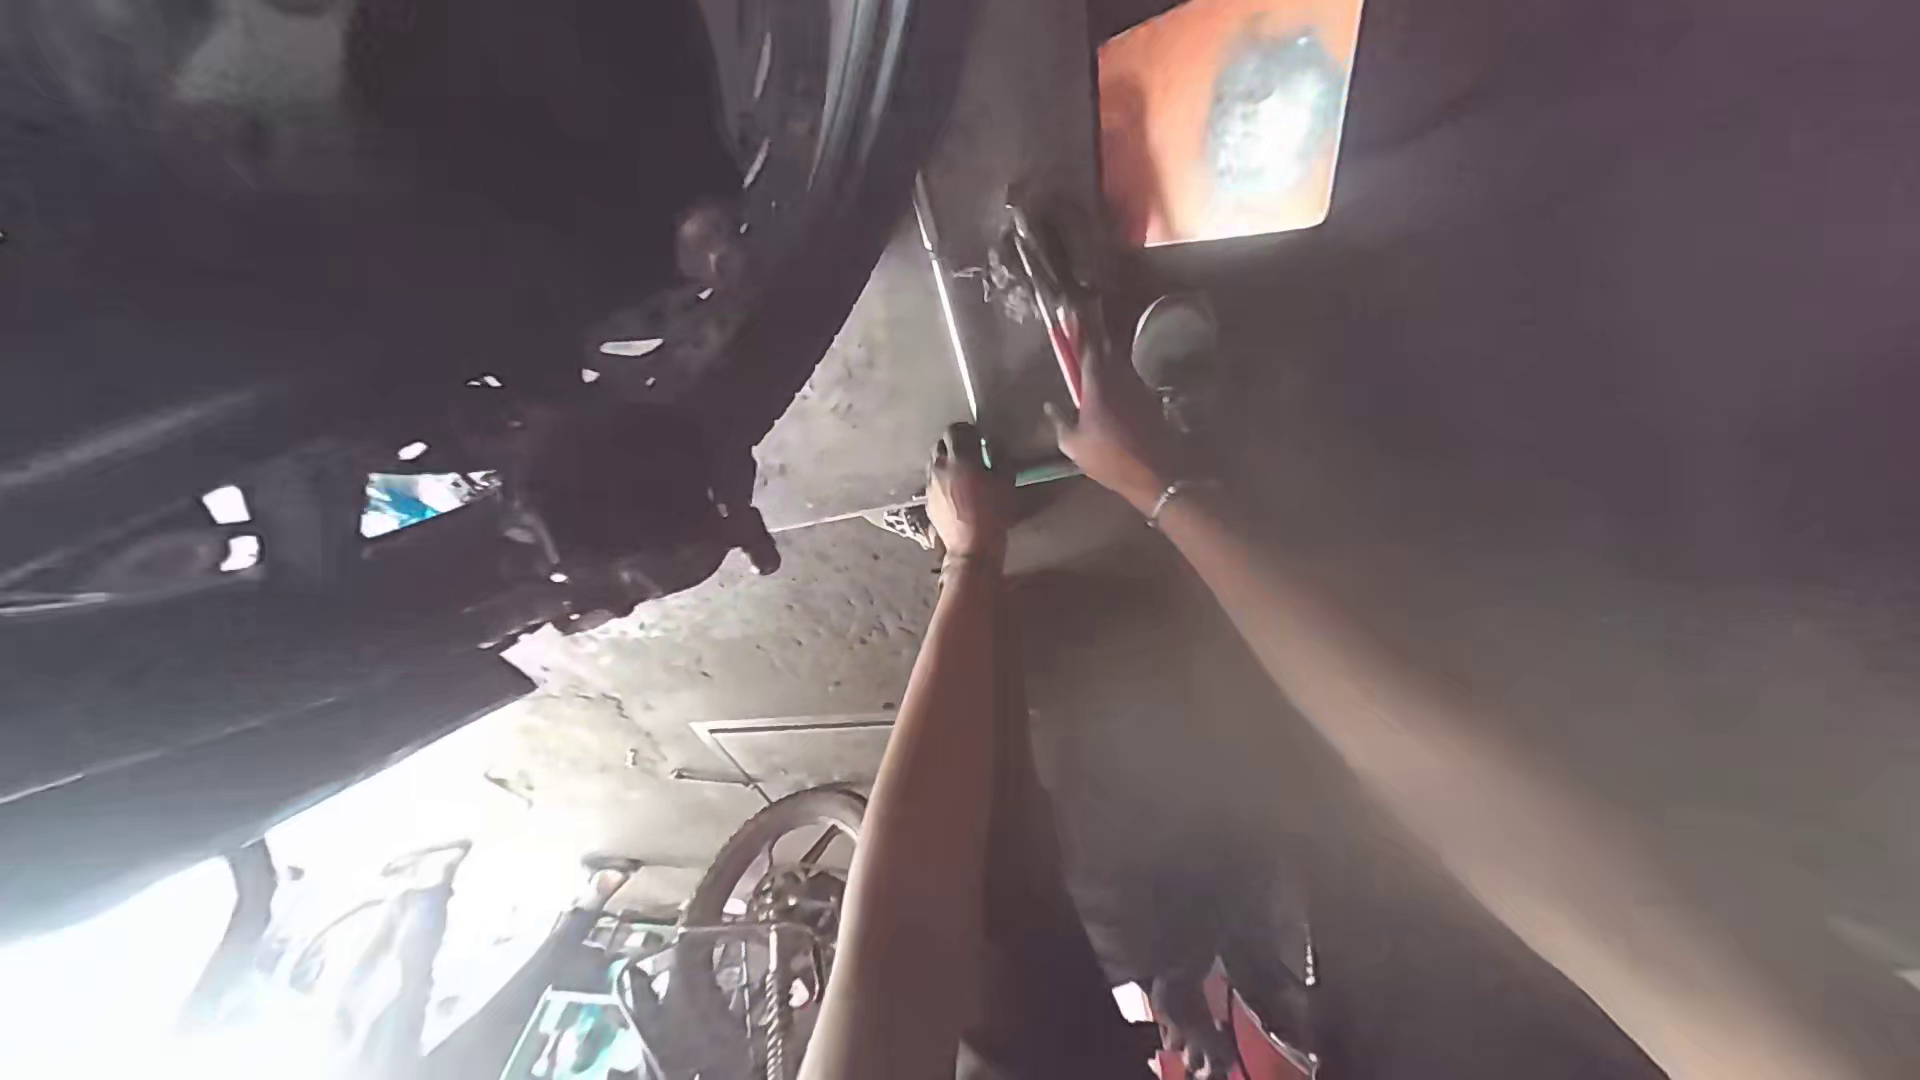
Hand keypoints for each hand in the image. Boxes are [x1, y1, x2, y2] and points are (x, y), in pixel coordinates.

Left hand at [926, 421, 1011, 560]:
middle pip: (940, 443)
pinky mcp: (927, 500)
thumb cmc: (992, 514)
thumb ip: (1001, 462)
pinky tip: (955, 491)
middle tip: (971, 453)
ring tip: (962, 472)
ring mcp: (930, 484)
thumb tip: (997, 452)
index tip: (979, 439)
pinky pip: (933, 481)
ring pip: (934, 462)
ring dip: (947, 461)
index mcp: (960, 458)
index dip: (967, 431)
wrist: (971, 547)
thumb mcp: (1006, 485)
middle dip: (954, 444)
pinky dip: (942, 480)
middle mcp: (940, 467)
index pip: (955, 430)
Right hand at [1045, 338, 1175, 513]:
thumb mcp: (1073, 445)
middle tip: (1083, 321)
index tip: (1071, 308)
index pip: (1086, 344)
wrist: (1155, 473)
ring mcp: (1138, 385)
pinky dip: (1119, 377)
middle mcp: (1120, 376)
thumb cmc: (1109, 458)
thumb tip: (1049, 407)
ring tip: (1094, 355)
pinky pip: (1130, 379)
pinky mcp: (1150, 398)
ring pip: (1119, 361)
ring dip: (1107, 354)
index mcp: (1097, 382)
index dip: (1078, 325)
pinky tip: (1112, 389)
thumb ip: (1058, 421)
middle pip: (1106, 345)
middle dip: (1094, 331)